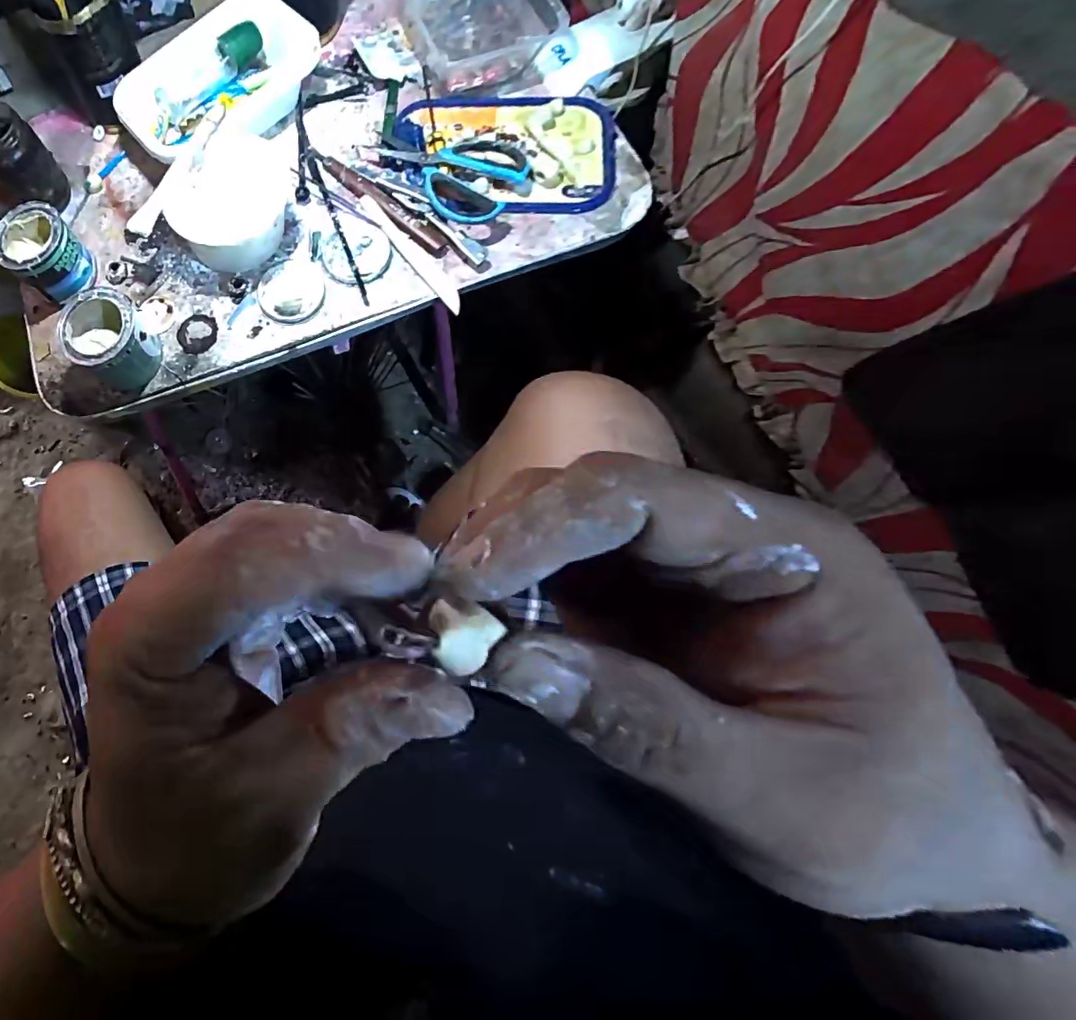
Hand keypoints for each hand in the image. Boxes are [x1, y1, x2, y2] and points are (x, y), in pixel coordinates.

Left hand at [82, 501, 472, 928]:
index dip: (327, 554)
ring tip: (396, 580)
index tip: (414, 571)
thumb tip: (445, 691)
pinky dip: (311, 567)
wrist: (137, 858)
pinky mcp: (191, 609)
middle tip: (417, 575)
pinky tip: (355, 588)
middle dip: (334, 543)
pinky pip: (253, 563)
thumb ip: (347, 732)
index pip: (233, 566)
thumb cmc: (187, 843)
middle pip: (243, 537)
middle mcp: (145, 602)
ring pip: (250, 539)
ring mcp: (164, 599)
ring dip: (326, 548)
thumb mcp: (270, 802)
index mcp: (143, 642)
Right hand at [440, 453, 1064, 918]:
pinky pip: (541, 572)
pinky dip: (495, 591)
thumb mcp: (772, 792)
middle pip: (580, 495)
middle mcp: (712, 535)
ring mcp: (661, 563)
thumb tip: (499, 658)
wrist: (907, 849)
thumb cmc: (873, 818)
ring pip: (548, 524)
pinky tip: (467, 618)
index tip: (466, 582)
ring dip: (487, 561)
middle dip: (501, 538)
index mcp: (783, 551)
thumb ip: (640, 723)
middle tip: (436, 599)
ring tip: (441, 610)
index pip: (640, 498)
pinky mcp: (622, 596)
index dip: (542, 525)